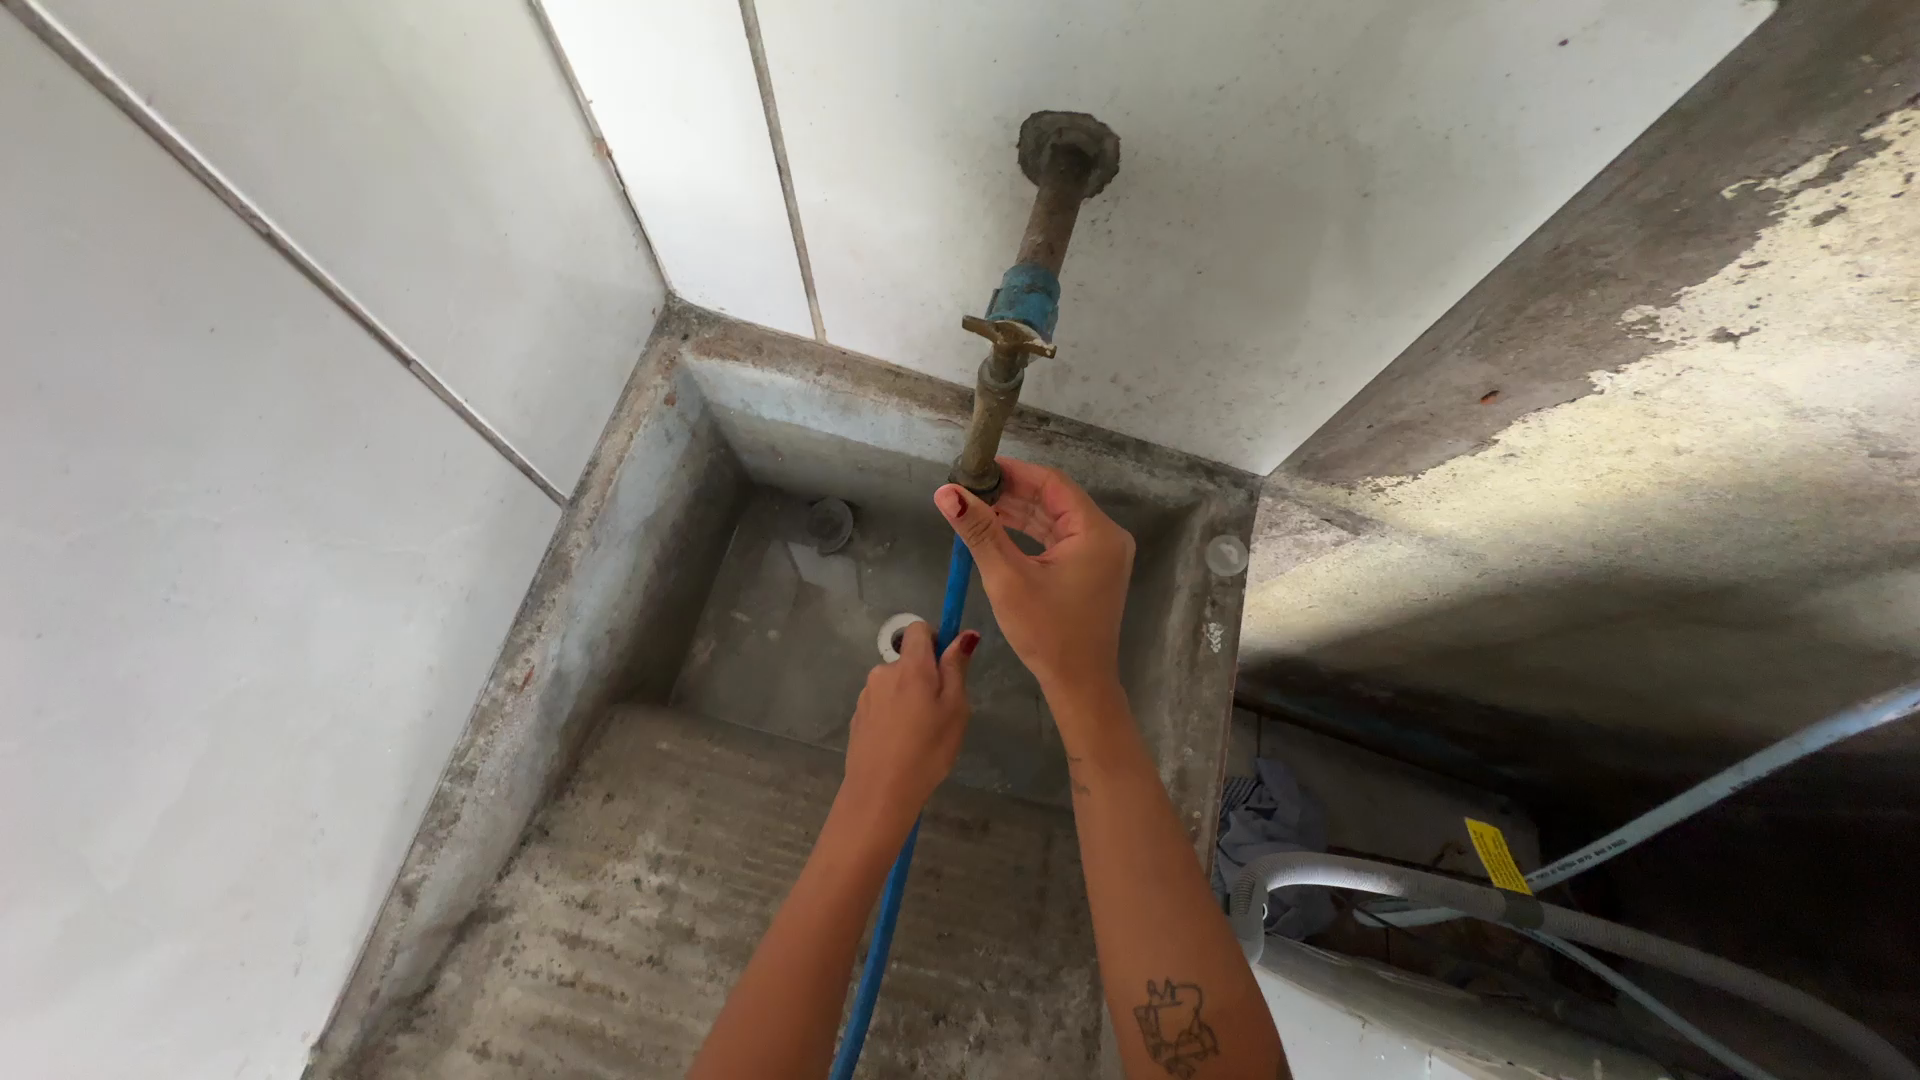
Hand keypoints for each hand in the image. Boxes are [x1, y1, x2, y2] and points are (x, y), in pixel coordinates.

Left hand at [840, 621, 979, 820]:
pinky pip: (882, 704)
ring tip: (919, 734)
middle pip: (907, 660)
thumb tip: (964, 634)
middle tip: (939, 713)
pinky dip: (893, 715)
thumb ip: (956, 668)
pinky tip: (900, 744)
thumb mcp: (955, 709)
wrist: (880, 792)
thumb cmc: (928, 749)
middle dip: (924, 677)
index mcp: (910, 666)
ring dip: (908, 698)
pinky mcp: (857, 716)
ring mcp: (866, 695)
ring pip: (895, 684)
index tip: (947, 668)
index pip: (918, 629)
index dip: (935, 640)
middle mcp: (883, 672)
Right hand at [935, 457, 1134, 699]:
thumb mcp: (1007, 578)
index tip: (977, 469)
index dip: (1013, 471)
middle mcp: (1105, 536)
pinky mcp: (1091, 570)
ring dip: (1017, 513)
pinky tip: (998, 531)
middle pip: (1054, 499)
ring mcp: (1101, 554)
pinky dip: (1029, 533)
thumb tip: (946, 492)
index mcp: (1096, 531)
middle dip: (1012, 492)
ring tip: (976, 507)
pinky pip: (1058, 539)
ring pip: (1054, 519)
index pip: (1052, 483)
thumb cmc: (1046, 633)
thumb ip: (979, 530)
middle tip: (970, 488)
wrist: (1079, 684)